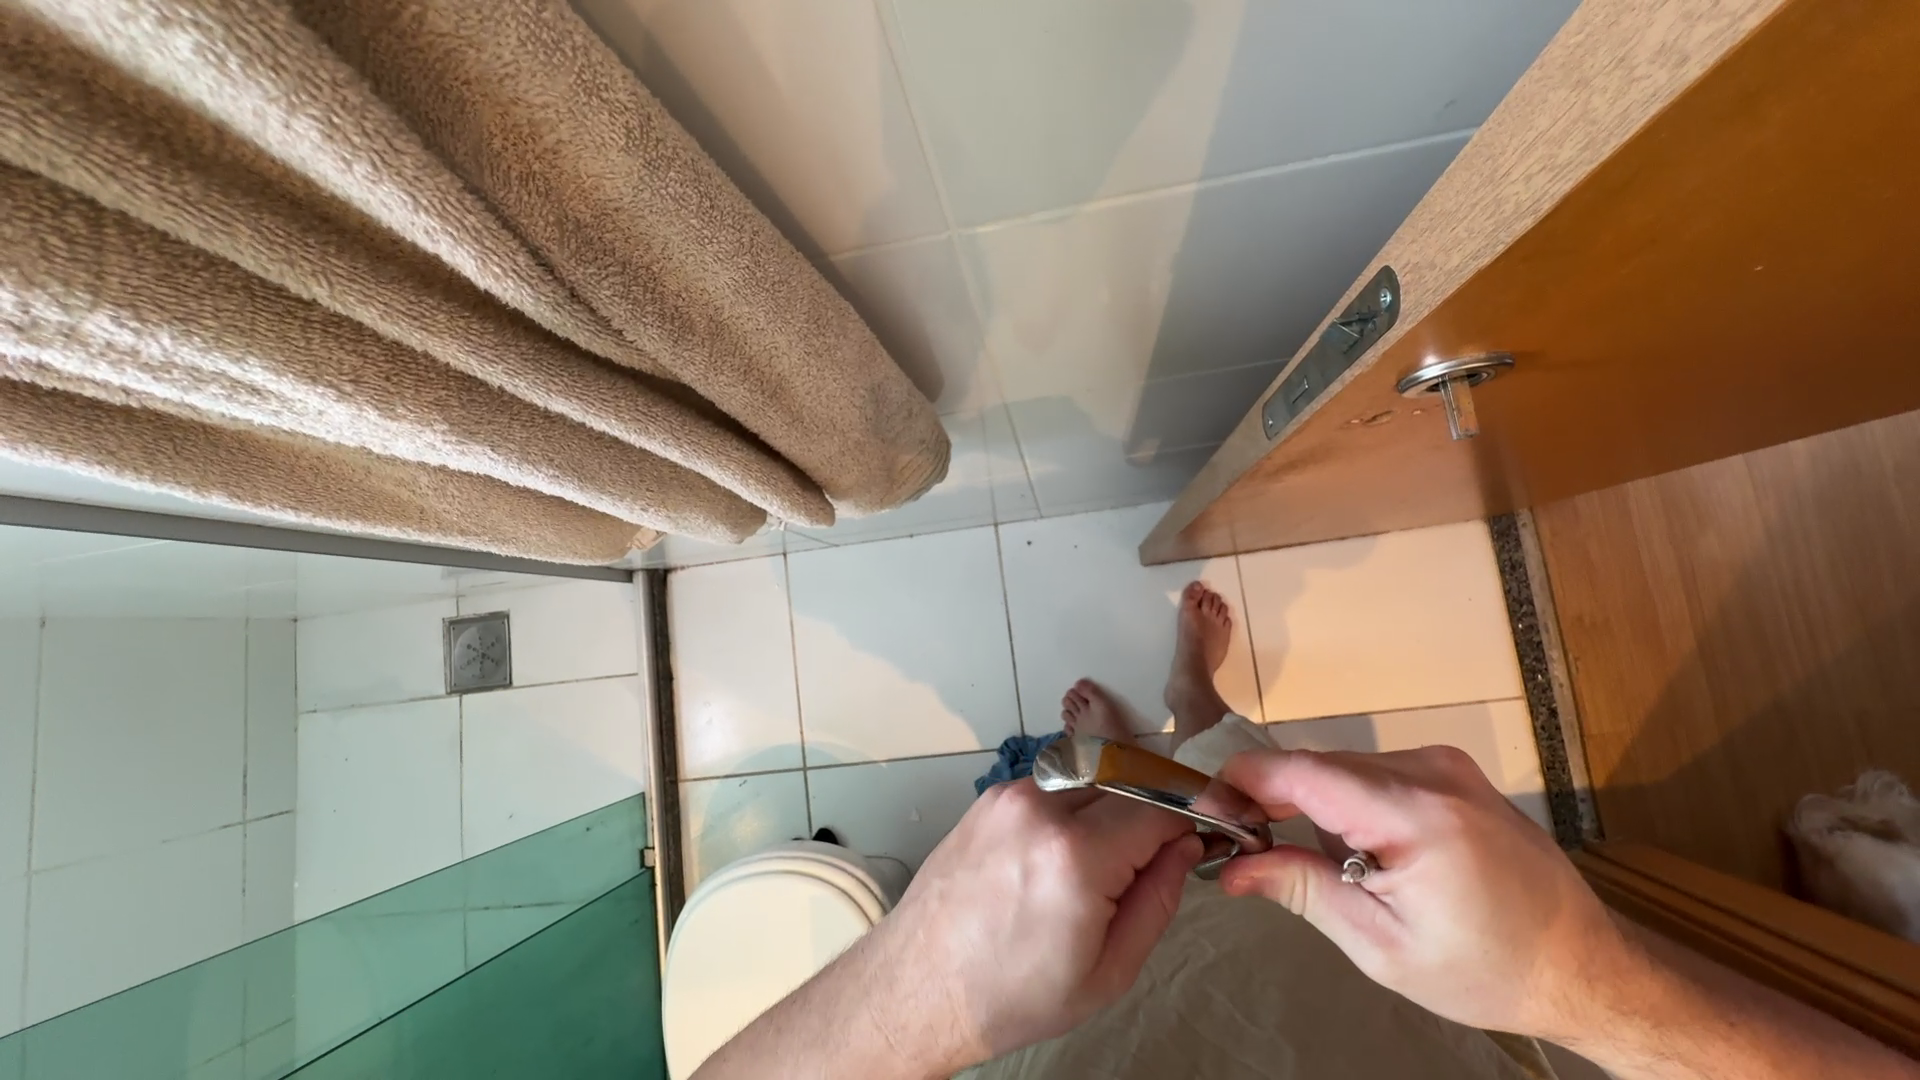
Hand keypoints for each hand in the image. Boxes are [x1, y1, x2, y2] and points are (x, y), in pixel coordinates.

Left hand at [858, 778, 1204, 1071]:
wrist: (921, 982)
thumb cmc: (1016, 994)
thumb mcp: (1109, 971)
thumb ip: (1159, 898)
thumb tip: (1186, 844)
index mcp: (1077, 855)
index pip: (1158, 806)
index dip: (1188, 818)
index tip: (1201, 836)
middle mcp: (1042, 807)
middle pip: (1125, 782)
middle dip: (1148, 813)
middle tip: (1148, 859)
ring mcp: (1010, 795)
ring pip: (1089, 780)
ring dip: (1108, 809)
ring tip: (1097, 865)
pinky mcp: (990, 796)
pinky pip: (1052, 788)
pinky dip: (1071, 810)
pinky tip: (1056, 856)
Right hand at [1217, 746, 1629, 1041]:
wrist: (1589, 969)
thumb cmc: (1484, 971)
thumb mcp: (1381, 945)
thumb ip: (1301, 890)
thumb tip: (1229, 867)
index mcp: (1415, 814)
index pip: (1299, 771)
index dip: (1241, 782)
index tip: (1208, 810)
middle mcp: (1429, 769)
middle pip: (1316, 767)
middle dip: (1274, 802)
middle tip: (1252, 851)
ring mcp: (1444, 763)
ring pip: (1340, 768)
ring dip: (1314, 807)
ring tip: (1330, 866)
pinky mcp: (1451, 768)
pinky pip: (1371, 772)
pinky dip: (1348, 803)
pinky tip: (1368, 850)